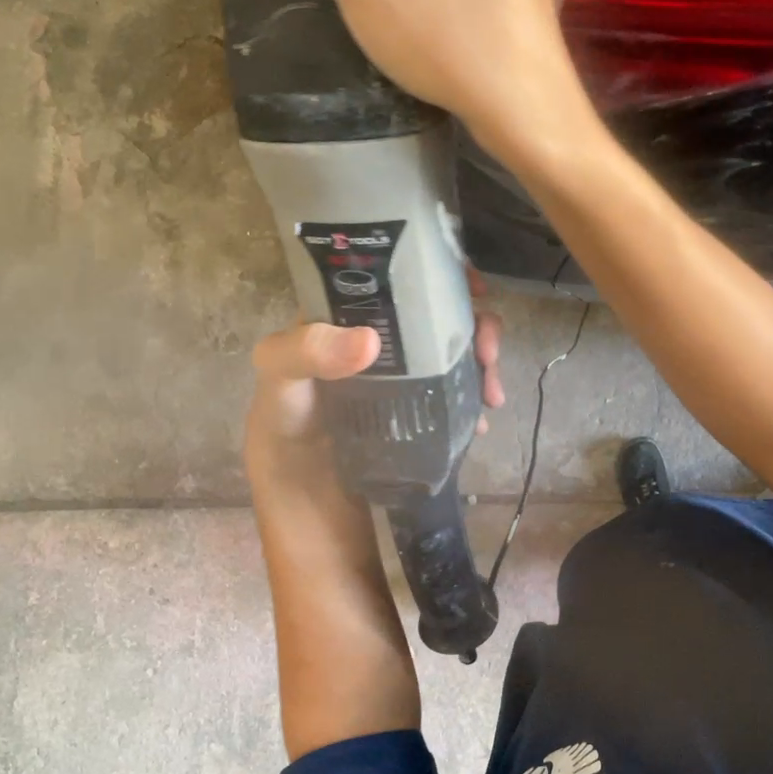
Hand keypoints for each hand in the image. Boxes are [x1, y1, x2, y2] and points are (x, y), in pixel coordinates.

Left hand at [244, 274, 504, 495]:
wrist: (301, 500)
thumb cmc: (283, 427)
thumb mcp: (280, 380)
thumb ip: (308, 352)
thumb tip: (371, 340)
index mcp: (348, 317)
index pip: (398, 279)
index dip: (439, 273)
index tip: (472, 287)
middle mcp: (381, 341)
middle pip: (439, 316)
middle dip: (475, 326)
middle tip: (488, 351)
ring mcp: (405, 378)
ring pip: (455, 354)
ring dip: (483, 364)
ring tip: (492, 394)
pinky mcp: (420, 412)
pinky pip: (456, 395)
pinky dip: (476, 401)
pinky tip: (483, 420)